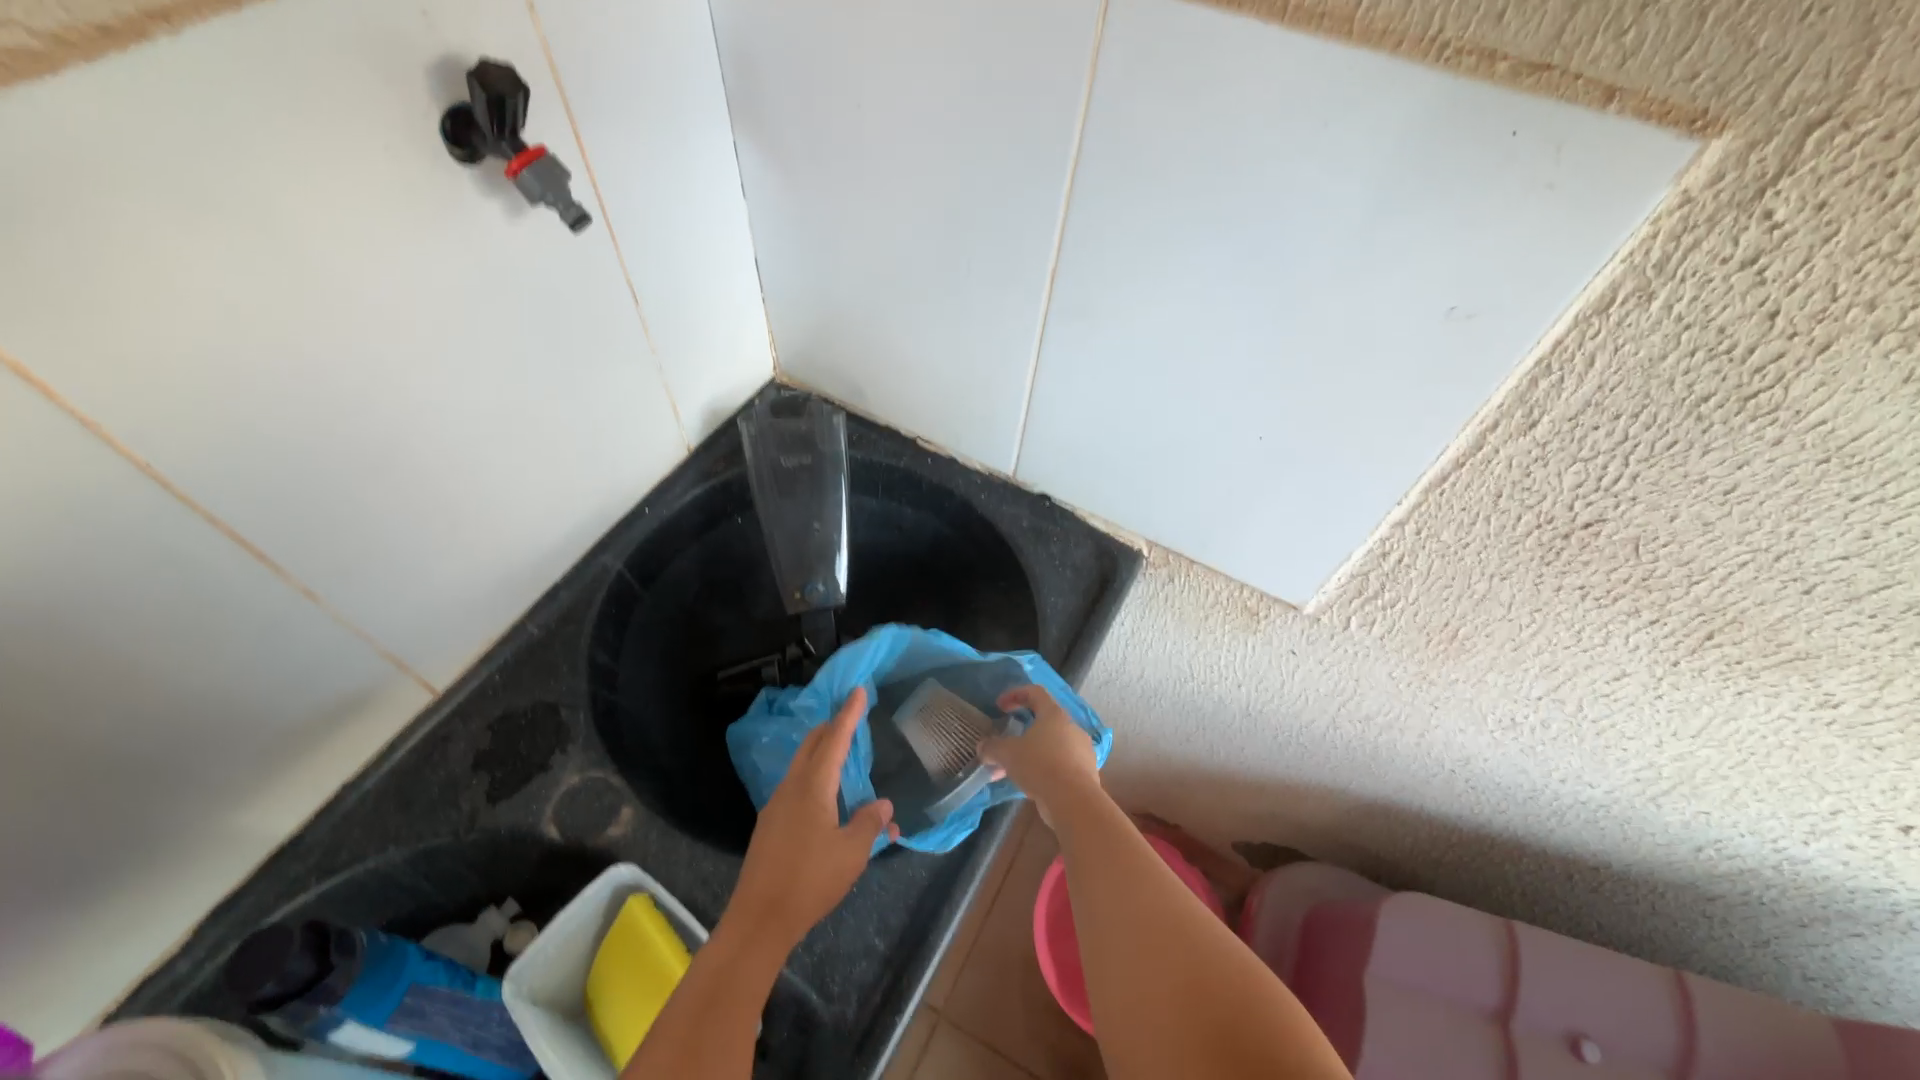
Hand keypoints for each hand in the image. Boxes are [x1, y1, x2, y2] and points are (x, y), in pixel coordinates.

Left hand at [726, 687, 898, 950]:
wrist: (760, 918)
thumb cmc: (811, 881)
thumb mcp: (852, 853)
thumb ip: (870, 824)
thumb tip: (883, 805)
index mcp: (812, 787)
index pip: (833, 740)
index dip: (848, 715)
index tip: (858, 691)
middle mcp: (790, 789)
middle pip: (811, 746)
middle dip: (831, 728)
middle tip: (852, 717)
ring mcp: (775, 808)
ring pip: (800, 766)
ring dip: (820, 753)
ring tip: (842, 754)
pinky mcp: (770, 827)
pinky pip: (795, 788)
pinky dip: (814, 778)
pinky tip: (826, 797)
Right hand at [978, 685, 1099, 822]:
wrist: (1074, 800)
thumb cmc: (1039, 765)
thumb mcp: (1007, 754)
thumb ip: (992, 747)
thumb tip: (983, 748)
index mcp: (1054, 714)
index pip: (1035, 692)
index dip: (1015, 694)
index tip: (1000, 707)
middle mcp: (1071, 727)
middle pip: (1042, 722)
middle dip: (1019, 734)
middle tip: (1003, 746)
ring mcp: (1081, 750)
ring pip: (1049, 746)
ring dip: (1028, 755)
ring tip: (1009, 773)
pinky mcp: (1085, 772)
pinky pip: (1059, 764)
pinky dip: (1042, 770)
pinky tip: (1028, 786)